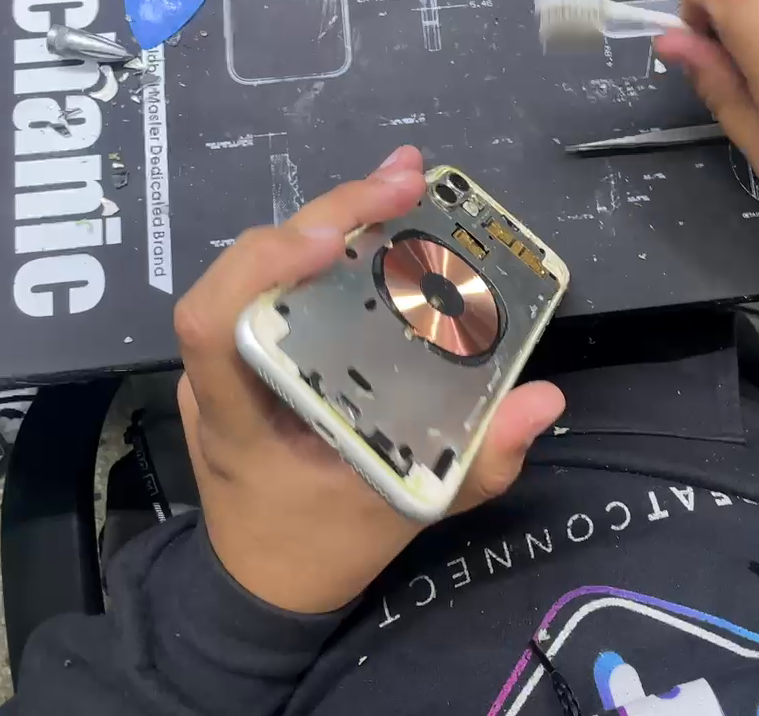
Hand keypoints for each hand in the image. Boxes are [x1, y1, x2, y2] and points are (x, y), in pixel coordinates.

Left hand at [171, 145, 565, 612]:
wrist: (266, 575)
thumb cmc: (321, 544)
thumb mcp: (407, 510)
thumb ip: (480, 466)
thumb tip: (545, 401)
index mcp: (239, 416)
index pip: (213, 325)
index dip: (263, 269)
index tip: (336, 240)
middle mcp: (224, 372)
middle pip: (248, 269)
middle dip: (327, 214)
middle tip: (404, 183)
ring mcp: (236, 353)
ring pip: (264, 260)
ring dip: (332, 213)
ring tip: (402, 183)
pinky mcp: (260, 342)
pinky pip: (285, 277)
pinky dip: (331, 236)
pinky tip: (380, 213)